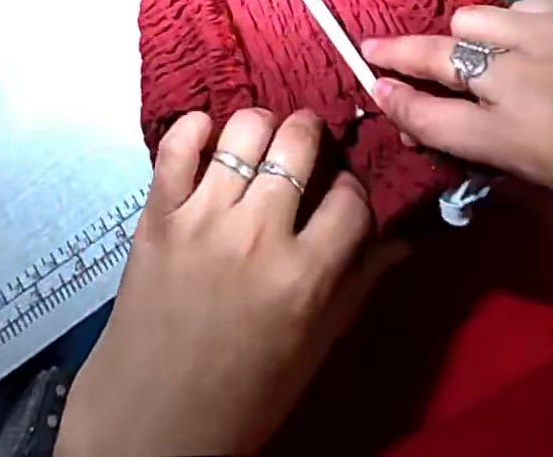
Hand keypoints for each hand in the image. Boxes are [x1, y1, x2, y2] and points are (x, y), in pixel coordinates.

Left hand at [58, 109, 400, 455]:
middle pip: (298, 142)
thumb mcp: (316, 348)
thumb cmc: (245, 394)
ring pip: (245, 131)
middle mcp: (256, 234)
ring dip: (262, 126)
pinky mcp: (157, 215)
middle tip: (307, 143)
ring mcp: (201, 218)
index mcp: (303, 276)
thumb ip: (360, 284)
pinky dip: (195, 127)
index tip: (342, 194)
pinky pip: (177, 145)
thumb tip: (403, 237)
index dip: (353, 189)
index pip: (350, 197)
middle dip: (311, 133)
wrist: (149, 431)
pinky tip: (209, 134)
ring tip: (264, 141)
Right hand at [361, 0, 552, 258]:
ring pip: (477, 19)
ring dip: (466, 39)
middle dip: (398, 53)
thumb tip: (460, 124)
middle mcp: (527, 78)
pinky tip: (540, 44)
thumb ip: (505, 151)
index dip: (396, 103)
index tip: (371, 89)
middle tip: (373, 50)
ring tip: (475, 54)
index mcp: (523, 140)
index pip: (434, 117)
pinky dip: (518, 26)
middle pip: (440, 55)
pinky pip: (525, 7)